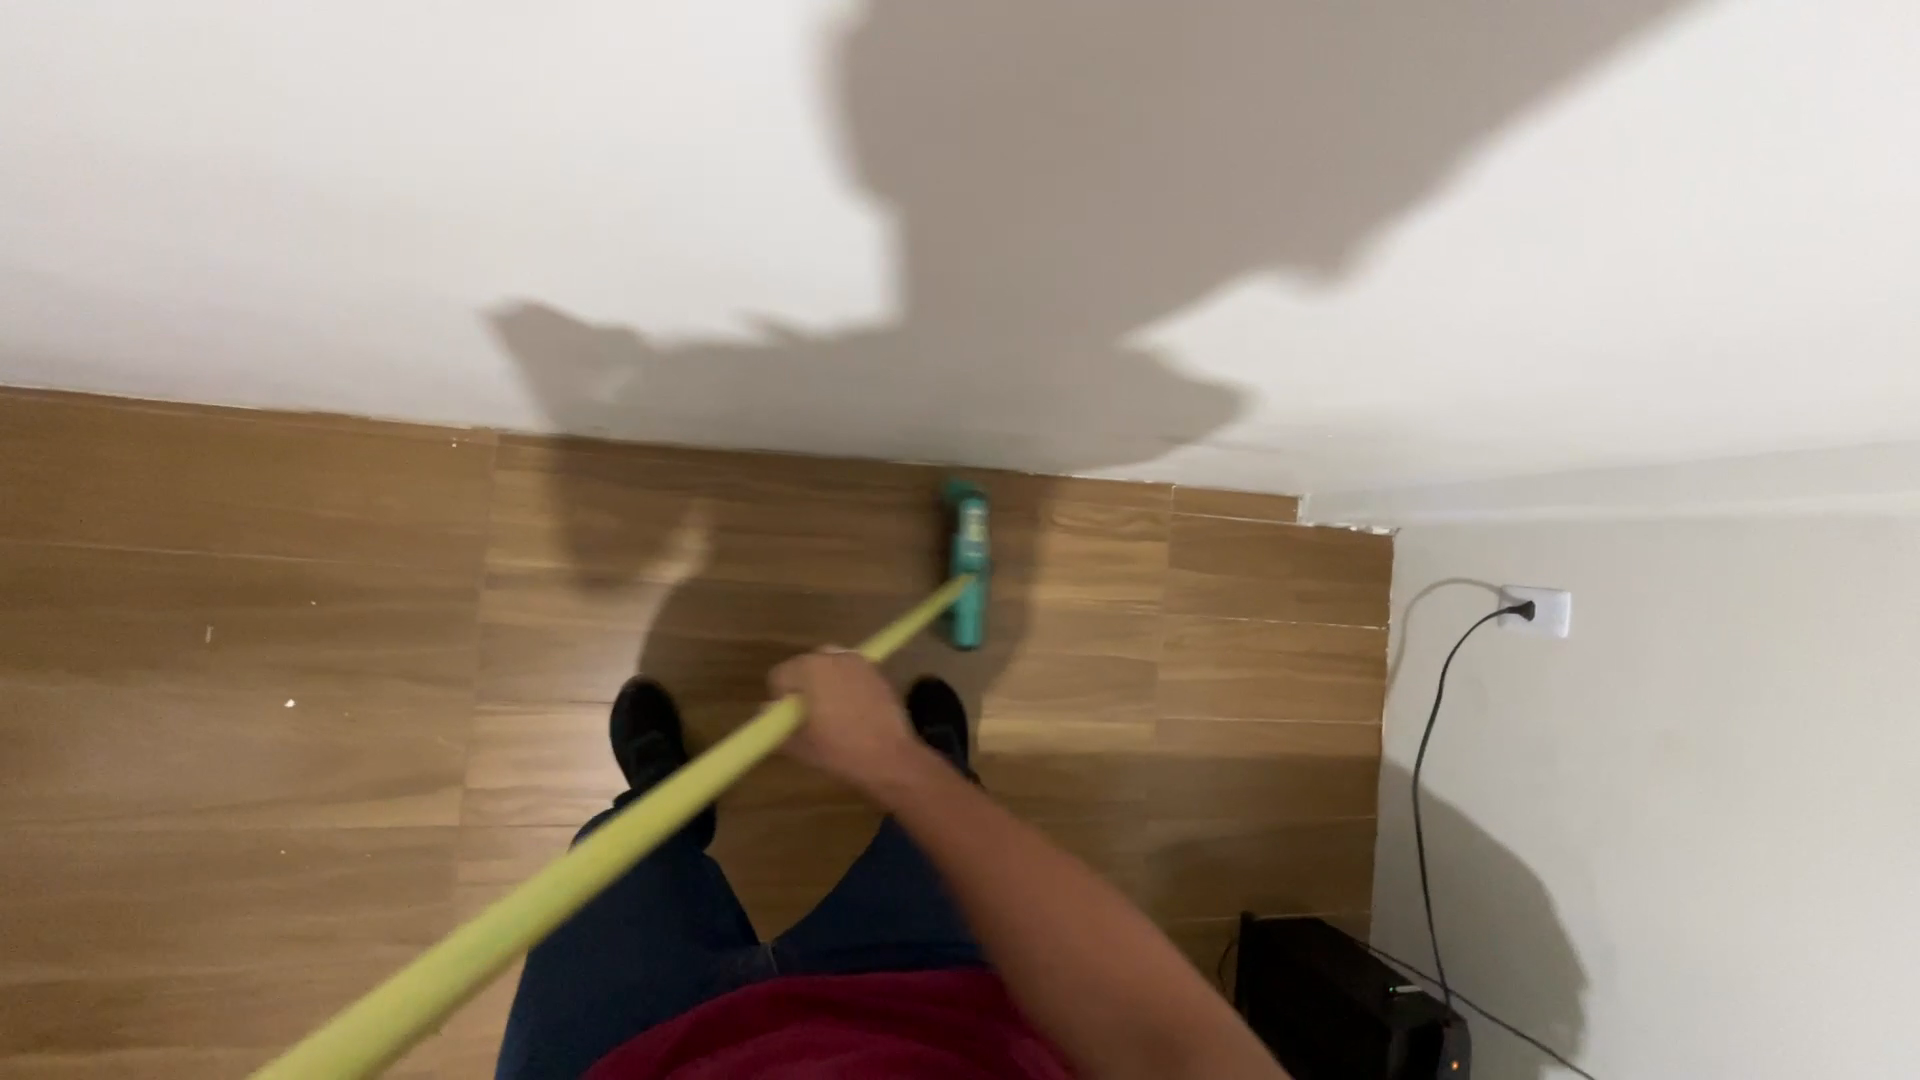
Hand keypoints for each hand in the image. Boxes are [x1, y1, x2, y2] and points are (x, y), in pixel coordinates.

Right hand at [768, 648, 930, 791]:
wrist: (889, 756)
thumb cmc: (839, 750)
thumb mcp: (799, 744)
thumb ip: (776, 724)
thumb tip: (767, 709)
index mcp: (809, 669)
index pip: (779, 675)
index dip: (781, 697)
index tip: (790, 718)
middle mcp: (833, 656)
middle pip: (805, 665)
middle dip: (803, 685)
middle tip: (810, 715)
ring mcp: (858, 660)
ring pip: (829, 665)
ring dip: (824, 681)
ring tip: (833, 710)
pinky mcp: (877, 670)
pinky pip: (851, 671)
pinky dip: (846, 682)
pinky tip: (854, 708)